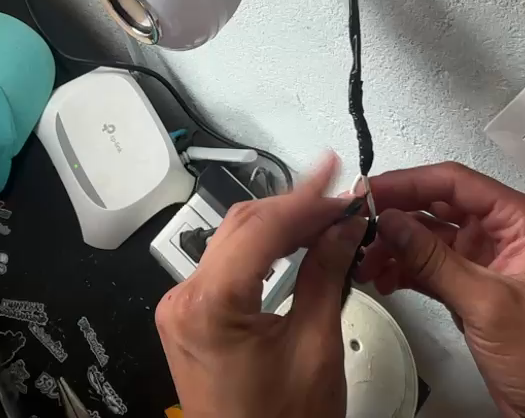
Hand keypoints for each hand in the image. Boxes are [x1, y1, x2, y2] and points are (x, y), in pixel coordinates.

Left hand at [155, 155, 368, 417]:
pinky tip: (292, 237)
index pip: (262, 227)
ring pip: (234, 238)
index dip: (306, 199)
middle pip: (244, 225)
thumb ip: (326, 275)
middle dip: (294, 206)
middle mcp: (183, 298)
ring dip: (279, 222)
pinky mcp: (189, 315)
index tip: (335, 176)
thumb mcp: (315, 350)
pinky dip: (262, 246)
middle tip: (337, 195)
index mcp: (208, 305)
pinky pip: (227, 262)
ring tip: (323, 211)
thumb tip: (343, 226)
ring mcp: (181, 306)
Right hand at [357, 163, 524, 417]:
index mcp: (519, 220)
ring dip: (396, 245)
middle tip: (358, 221)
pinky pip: (431, 264)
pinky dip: (406, 269)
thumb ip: (433, 258)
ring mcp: (486, 258)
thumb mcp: (487, 303)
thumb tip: (388, 220)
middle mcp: (502, 231)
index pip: (454, 183)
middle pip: (437, 205)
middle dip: (396, 213)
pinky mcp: (473, 286)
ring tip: (365, 259)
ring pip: (430, 235)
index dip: (408, 182)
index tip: (369, 191)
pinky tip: (383, 279)